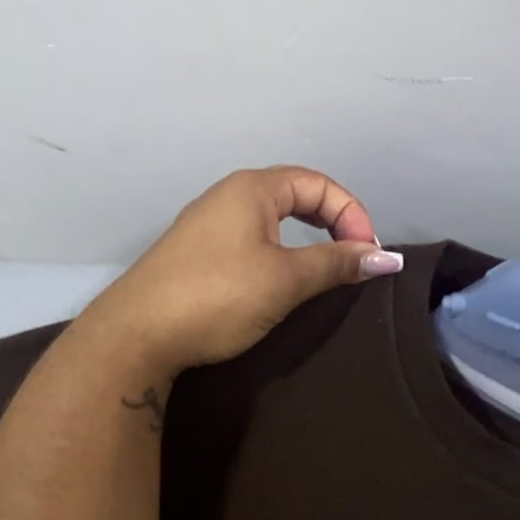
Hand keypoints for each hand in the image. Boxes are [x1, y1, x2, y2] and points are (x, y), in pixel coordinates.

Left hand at [74, 166, 402, 376]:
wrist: (133, 336)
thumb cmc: (217, 296)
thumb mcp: (285, 280)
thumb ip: (336, 263)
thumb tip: (386, 257)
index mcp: (253, 189)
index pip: (318, 184)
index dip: (351, 213)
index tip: (368, 255)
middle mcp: (228, 195)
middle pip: (296, 194)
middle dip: (332, 220)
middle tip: (353, 256)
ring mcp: (207, 223)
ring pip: (271, 216)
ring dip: (306, 236)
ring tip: (324, 267)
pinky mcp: (194, 253)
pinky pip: (250, 236)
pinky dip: (279, 248)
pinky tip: (279, 277)